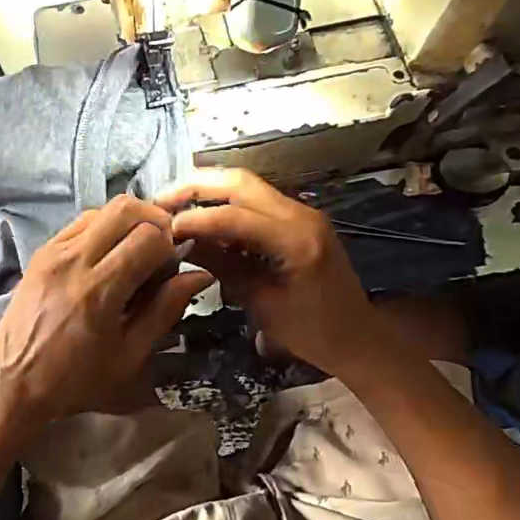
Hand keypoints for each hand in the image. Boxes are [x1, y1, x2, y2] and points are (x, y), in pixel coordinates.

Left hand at [0, 195, 215, 426]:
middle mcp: (74, 260)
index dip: (170, 249)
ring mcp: (52, 252)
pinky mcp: (40, 253)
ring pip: (101, 210)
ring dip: (126, 224)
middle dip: (154, 223)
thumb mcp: (129, 354)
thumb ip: (165, 309)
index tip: (169, 272)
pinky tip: (105, 259)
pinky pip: (78, 223)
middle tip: (158, 253)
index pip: (149, 236)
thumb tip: (200, 275)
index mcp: (99, 289)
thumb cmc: (75, 378)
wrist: (14, 380)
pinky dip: (100, 230)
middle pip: (126, 208)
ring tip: (132, 255)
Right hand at [156, 168, 391, 378]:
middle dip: (196, 186)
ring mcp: (301, 213)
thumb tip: (181, 242)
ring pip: (245, 186)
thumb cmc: (311, 331)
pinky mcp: (296, 219)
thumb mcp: (260, 303)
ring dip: (207, 191)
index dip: (194, 219)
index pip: (234, 217)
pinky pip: (254, 201)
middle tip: (160, 199)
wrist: (358, 336)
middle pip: (239, 183)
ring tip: (173, 204)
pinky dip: (222, 203)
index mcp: (296, 240)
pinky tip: (200, 217)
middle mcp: (301, 215)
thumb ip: (223, 266)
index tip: (161, 228)